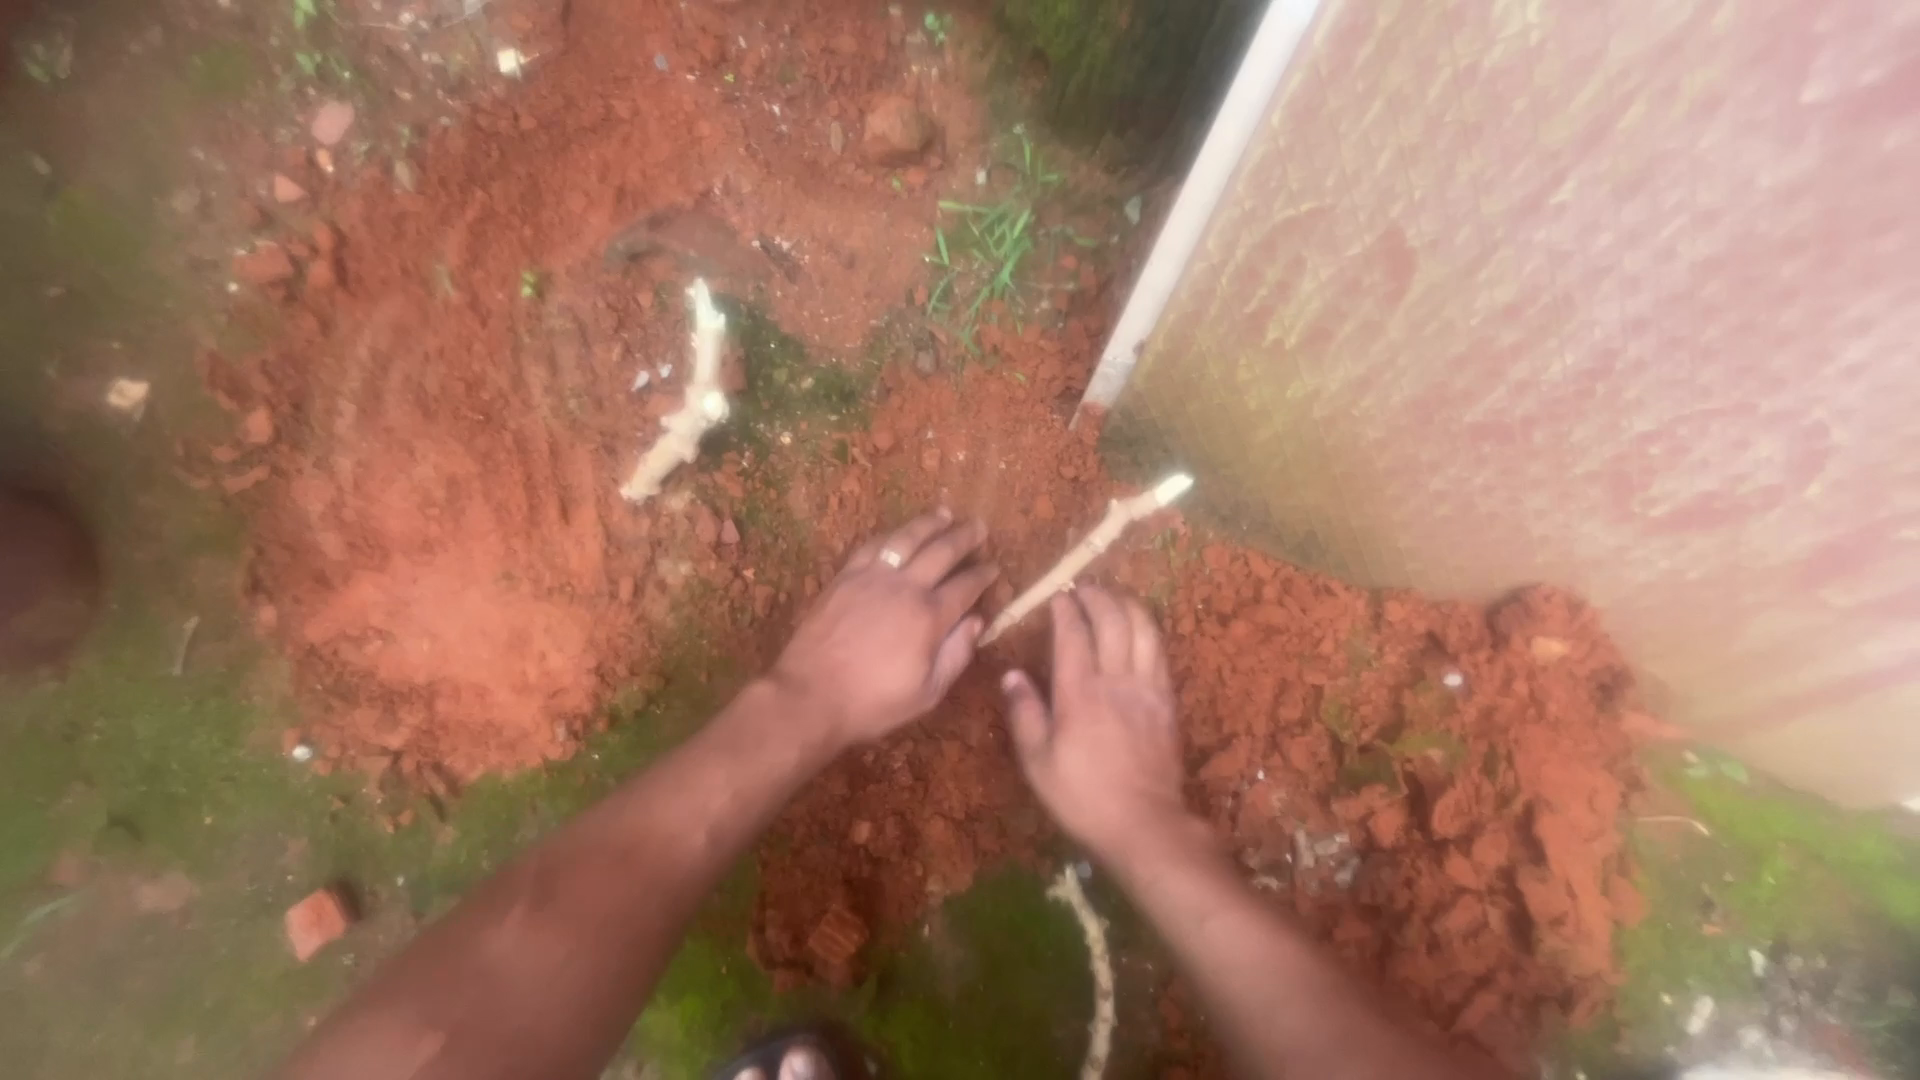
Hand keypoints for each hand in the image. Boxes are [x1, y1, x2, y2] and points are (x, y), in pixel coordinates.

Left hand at [770, 507, 998, 746]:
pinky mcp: (845, 577)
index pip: (966, 586)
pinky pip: (873, 545)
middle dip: (964, 537)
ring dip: (929, 523)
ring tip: (945, 513)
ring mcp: (872, 577)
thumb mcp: (927, 692)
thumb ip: (957, 654)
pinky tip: (899, 533)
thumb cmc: (873, 702)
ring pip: (906, 538)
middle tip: (979, 526)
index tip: (994, 567)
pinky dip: (891, 535)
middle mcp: (905, 587)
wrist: (810, 694)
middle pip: (942, 551)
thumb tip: (977, 622)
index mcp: (930, 617)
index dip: (983, 575)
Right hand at [1002, 586, 1191, 862]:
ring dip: (1126, 605)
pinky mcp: (1167, 701)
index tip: (1057, 597)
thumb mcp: (1038, 762)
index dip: (1065, 610)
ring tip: (1112, 598)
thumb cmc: (1082, 796)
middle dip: (1096, 597)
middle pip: (1112, 620)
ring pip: (1143, 629)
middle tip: (1083, 590)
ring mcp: (1147, 688)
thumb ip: (1024, 713)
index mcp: (1079, 693)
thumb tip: (1012, 675)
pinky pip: (1160, 652)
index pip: (1073, 634)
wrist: (1144, 823)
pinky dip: (1147, 630)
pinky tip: (1138, 629)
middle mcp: (1115, 681)